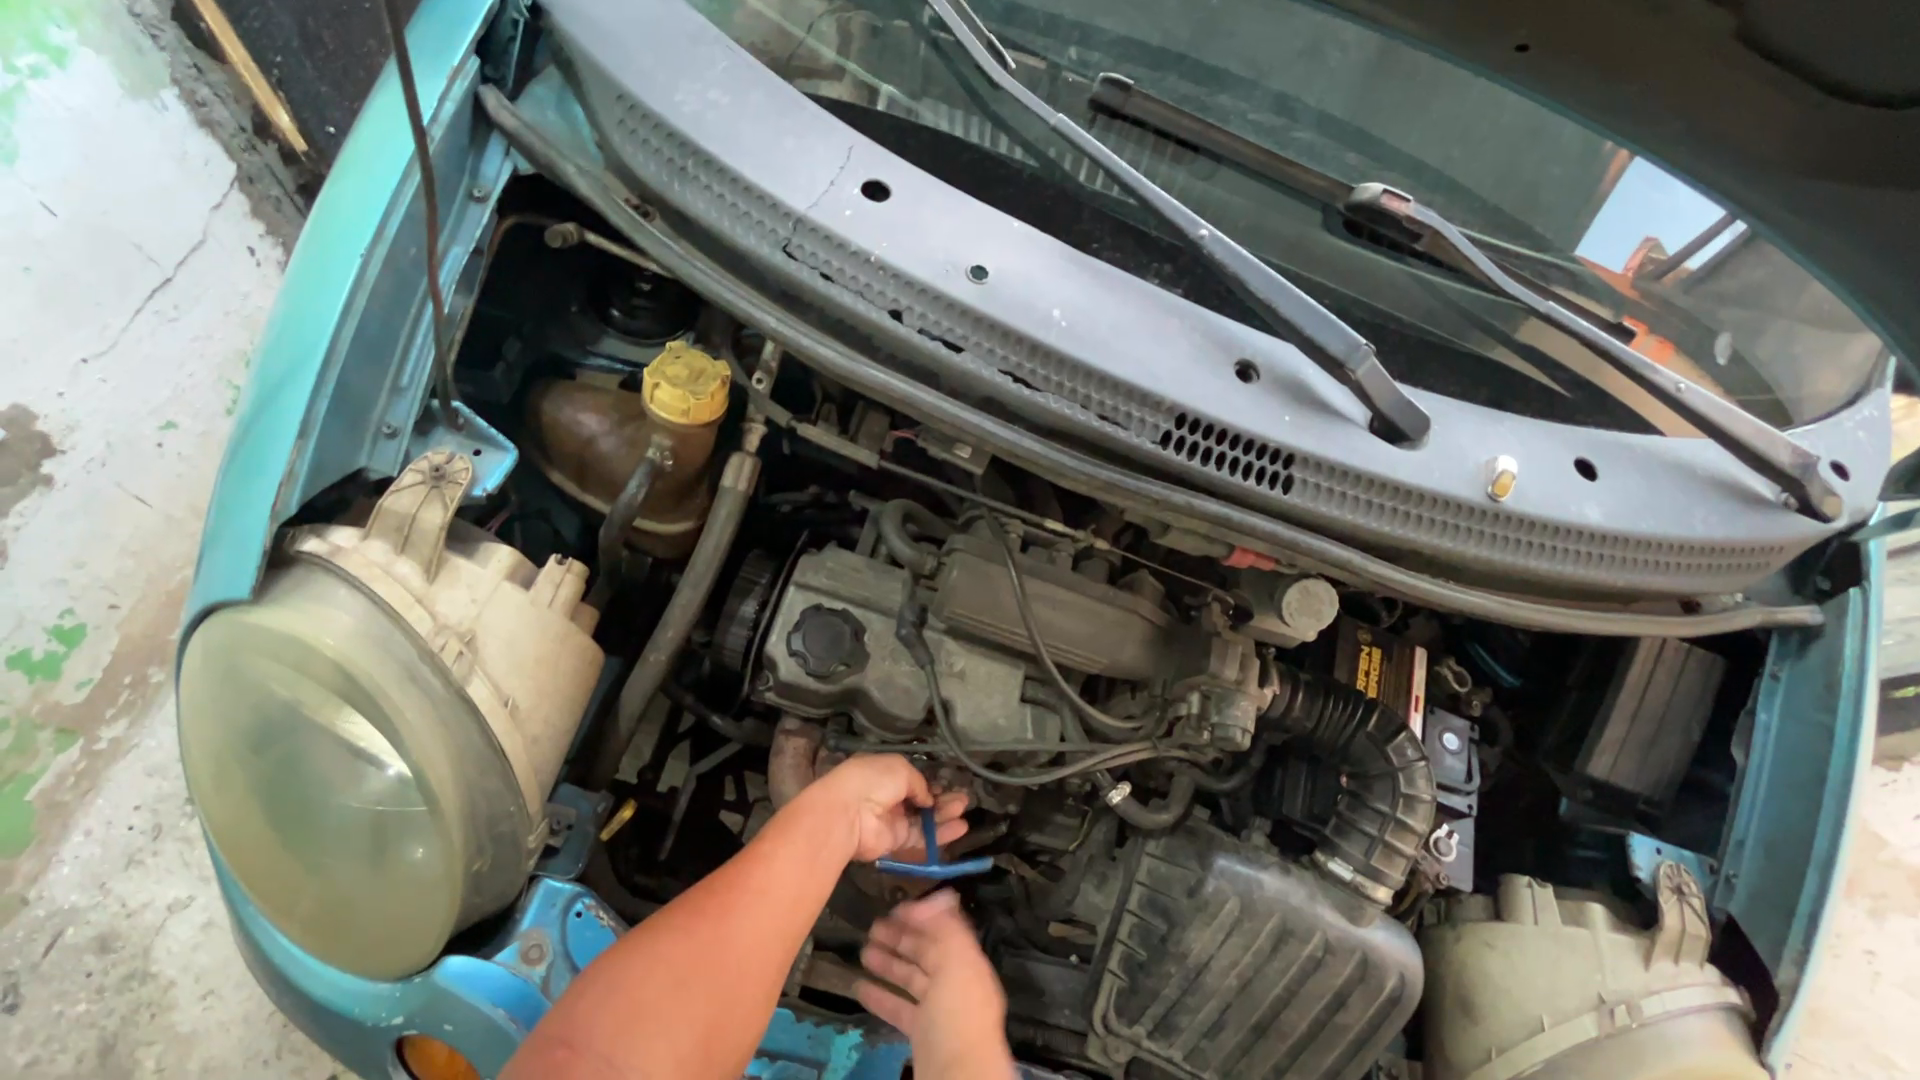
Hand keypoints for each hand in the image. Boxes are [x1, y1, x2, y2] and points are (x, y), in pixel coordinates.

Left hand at [802, 754, 969, 862]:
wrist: (849, 812)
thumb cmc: (872, 780)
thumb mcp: (900, 768)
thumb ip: (919, 783)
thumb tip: (927, 798)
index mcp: (884, 774)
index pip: (911, 779)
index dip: (930, 782)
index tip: (947, 784)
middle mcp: (888, 797)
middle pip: (920, 800)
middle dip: (942, 799)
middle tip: (963, 799)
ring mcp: (892, 820)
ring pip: (923, 819)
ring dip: (945, 814)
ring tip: (964, 810)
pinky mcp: (895, 841)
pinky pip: (921, 837)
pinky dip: (940, 834)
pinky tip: (959, 827)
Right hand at [859, 891, 1014, 1078]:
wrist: (957, 1077)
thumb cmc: (958, 1014)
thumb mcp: (956, 962)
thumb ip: (947, 927)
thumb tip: (940, 895)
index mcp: (968, 963)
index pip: (945, 931)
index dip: (922, 916)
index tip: (896, 906)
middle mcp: (955, 983)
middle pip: (927, 953)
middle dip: (901, 937)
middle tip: (873, 925)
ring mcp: (938, 1010)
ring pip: (911, 979)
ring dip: (888, 963)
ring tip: (862, 950)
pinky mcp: (921, 1034)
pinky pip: (900, 1009)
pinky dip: (881, 996)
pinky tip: (860, 987)